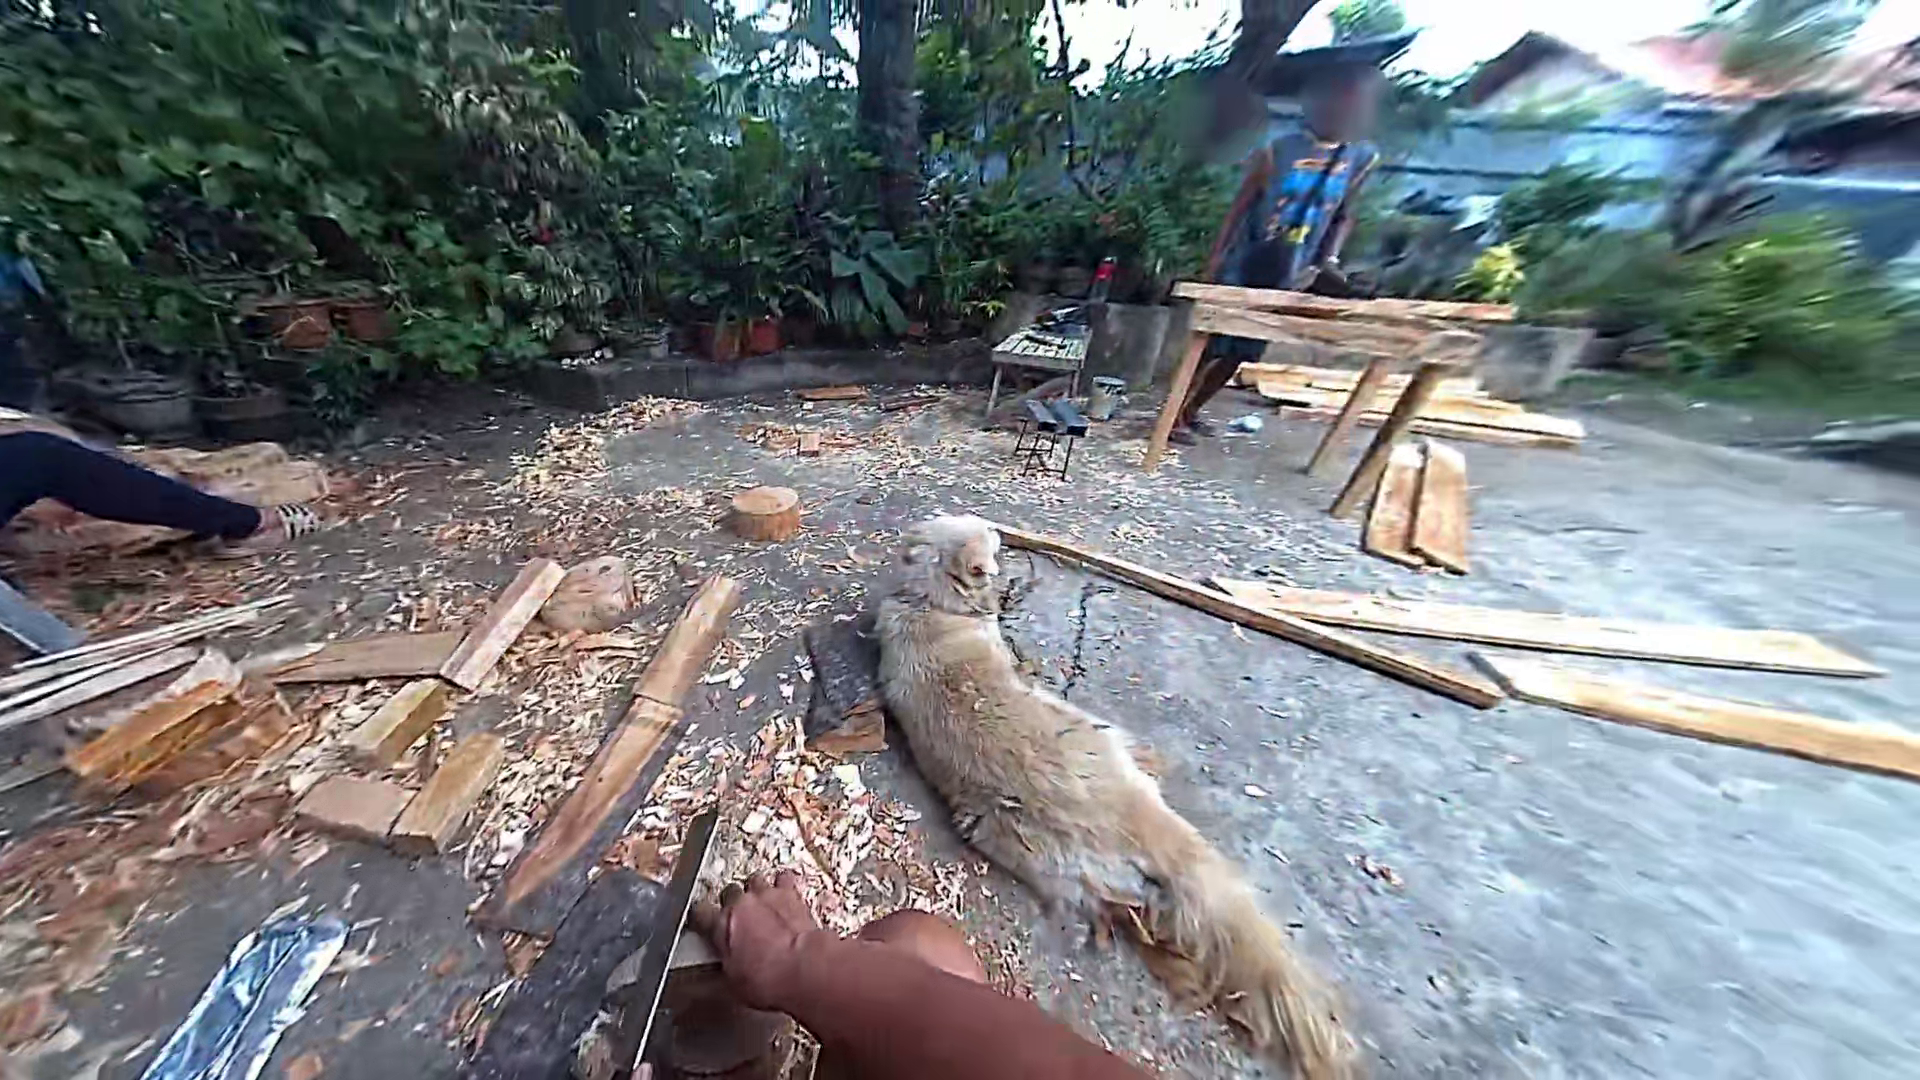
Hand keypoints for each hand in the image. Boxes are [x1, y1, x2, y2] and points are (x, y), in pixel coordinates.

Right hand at [691, 870, 835, 1010]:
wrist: (801, 965)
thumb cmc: (767, 979)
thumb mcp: (730, 984)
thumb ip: (716, 967)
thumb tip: (704, 976)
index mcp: (722, 924)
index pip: (700, 911)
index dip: (700, 915)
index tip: (701, 918)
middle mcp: (742, 903)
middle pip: (730, 890)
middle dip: (732, 902)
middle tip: (737, 918)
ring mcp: (767, 894)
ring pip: (755, 880)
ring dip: (756, 891)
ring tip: (760, 904)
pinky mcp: (790, 891)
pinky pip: (783, 878)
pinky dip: (782, 884)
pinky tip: (784, 893)